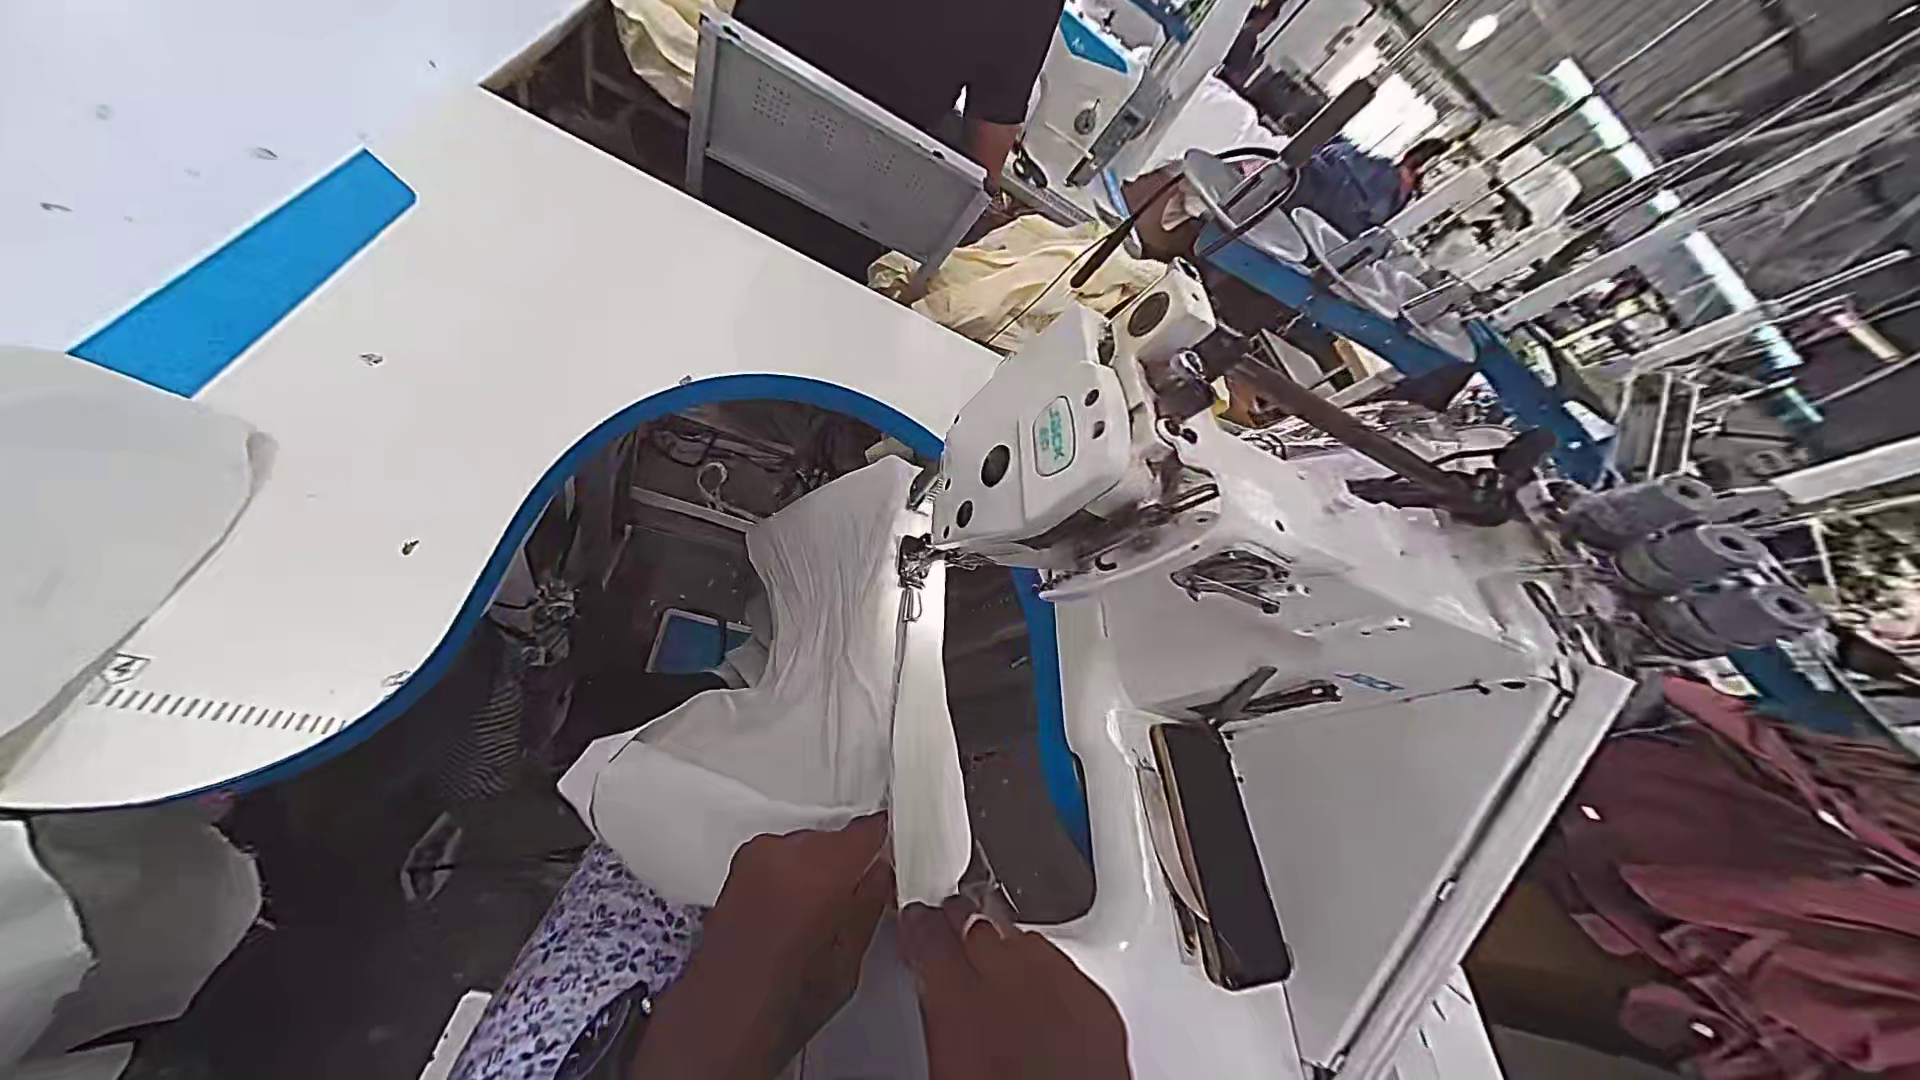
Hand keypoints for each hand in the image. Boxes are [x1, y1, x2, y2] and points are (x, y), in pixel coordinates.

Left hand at [634, 815, 892, 1078]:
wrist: (720, 1019)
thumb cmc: (779, 1002)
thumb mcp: (849, 959)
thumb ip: (871, 900)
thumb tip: (880, 873)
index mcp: (828, 868)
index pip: (868, 829)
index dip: (882, 835)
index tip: (887, 841)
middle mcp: (792, 851)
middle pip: (836, 837)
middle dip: (846, 860)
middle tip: (850, 895)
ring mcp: (762, 853)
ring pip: (807, 843)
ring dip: (815, 865)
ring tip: (812, 912)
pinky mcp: (741, 863)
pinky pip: (780, 853)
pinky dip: (788, 870)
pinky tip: (788, 907)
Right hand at [899, 897, 1131, 1079]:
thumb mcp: (947, 1062)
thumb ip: (939, 1008)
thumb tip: (933, 986)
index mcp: (959, 998)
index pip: (928, 932)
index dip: (919, 926)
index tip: (917, 927)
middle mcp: (1009, 976)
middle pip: (973, 920)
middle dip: (959, 922)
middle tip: (951, 933)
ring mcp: (1055, 980)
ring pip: (1018, 934)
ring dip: (1003, 942)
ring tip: (995, 961)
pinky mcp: (1093, 998)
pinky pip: (1058, 961)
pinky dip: (1044, 966)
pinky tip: (1036, 986)